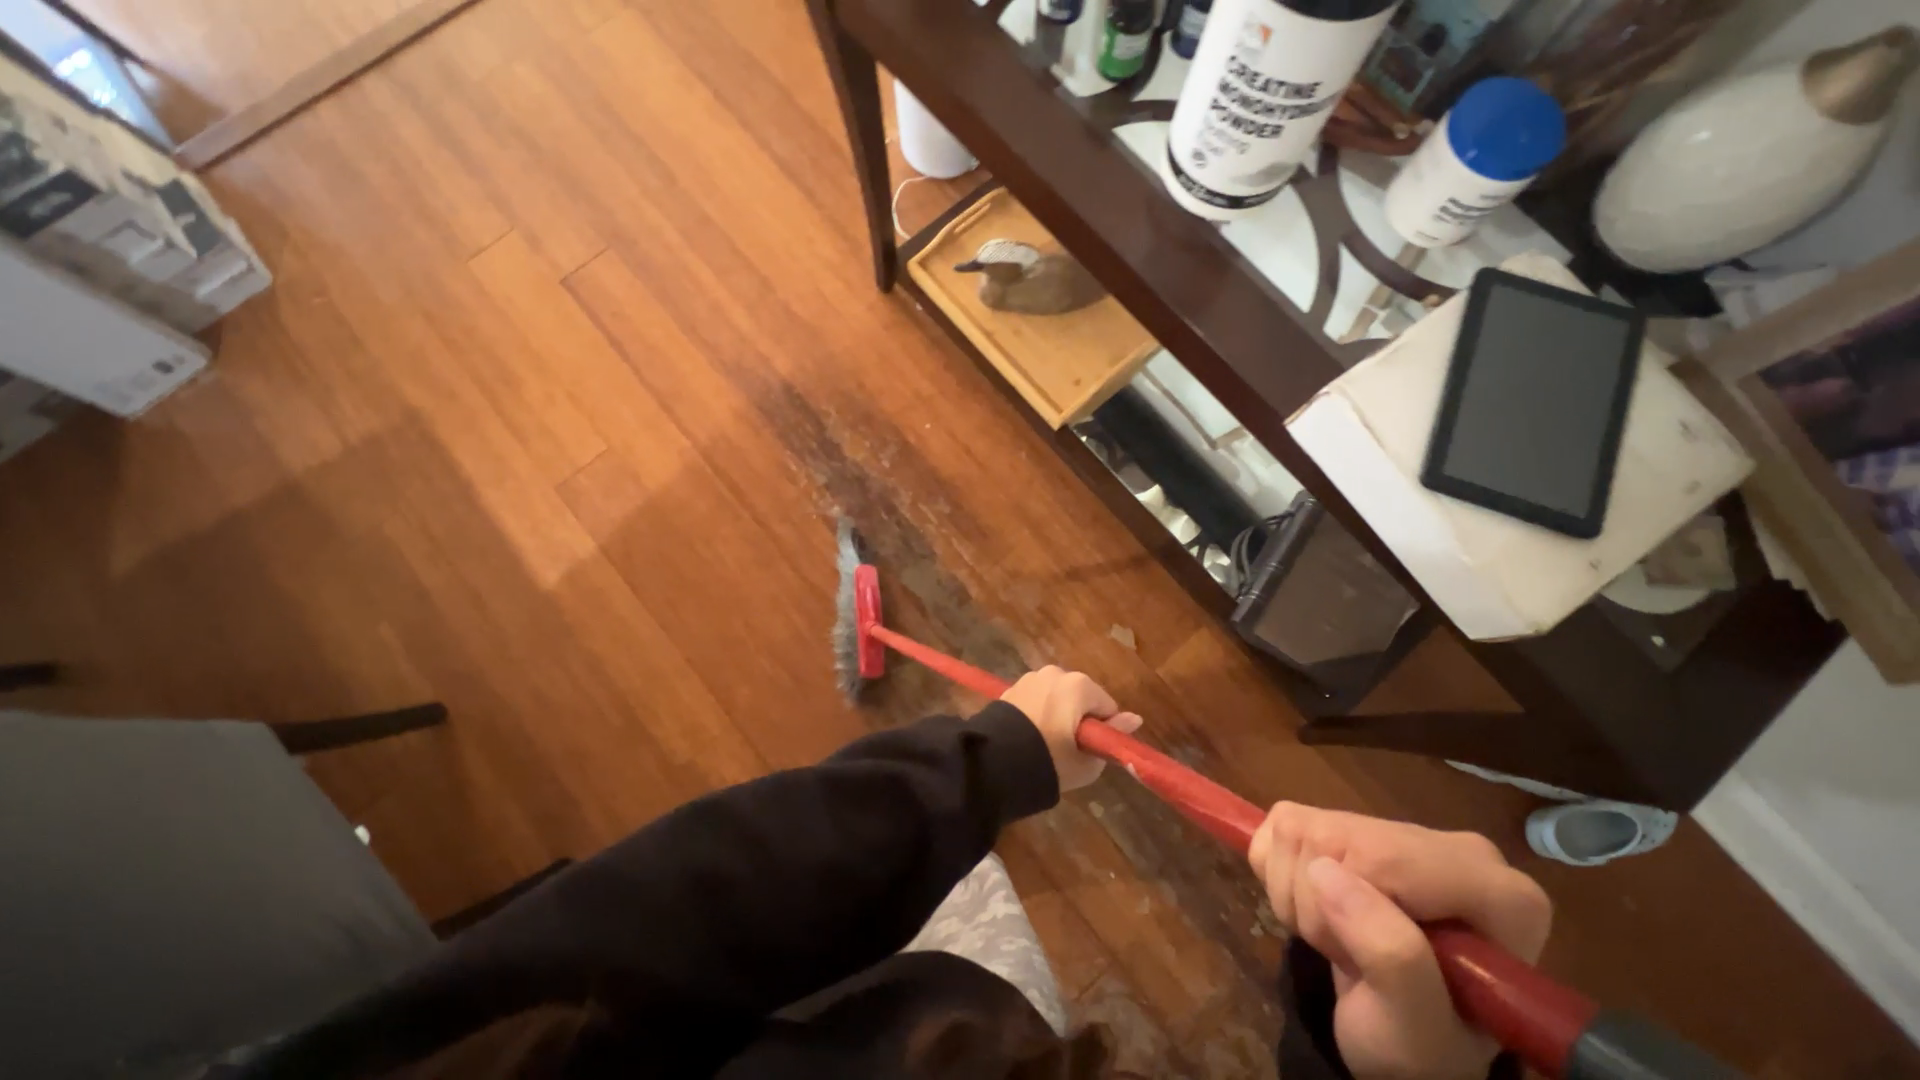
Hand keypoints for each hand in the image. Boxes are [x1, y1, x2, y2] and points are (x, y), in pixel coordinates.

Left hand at [999, 666, 1142, 791]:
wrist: (995, 762)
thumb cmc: (1050, 761)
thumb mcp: (1088, 760)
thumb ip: (1113, 736)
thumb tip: (1135, 719)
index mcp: (1079, 685)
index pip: (1106, 707)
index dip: (1102, 731)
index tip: (1089, 750)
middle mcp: (1056, 673)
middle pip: (1081, 698)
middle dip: (1079, 719)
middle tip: (1067, 749)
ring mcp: (1031, 678)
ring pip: (1058, 698)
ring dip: (1058, 715)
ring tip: (1046, 744)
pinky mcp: (1012, 687)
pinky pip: (1037, 700)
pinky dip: (1039, 713)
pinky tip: (1030, 736)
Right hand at [1249, 804, 1551, 1079]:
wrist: (1406, 1042)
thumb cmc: (1420, 1048)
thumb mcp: (1417, 1029)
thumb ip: (1391, 955)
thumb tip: (1324, 871)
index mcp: (1497, 892)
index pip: (1385, 854)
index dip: (1339, 900)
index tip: (1349, 955)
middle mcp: (1457, 848)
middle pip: (1337, 834)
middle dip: (1314, 901)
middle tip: (1343, 953)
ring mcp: (1404, 832)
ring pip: (1303, 826)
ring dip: (1295, 891)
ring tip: (1337, 938)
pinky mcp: (1359, 826)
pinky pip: (1286, 821)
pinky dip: (1277, 868)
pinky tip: (1316, 906)